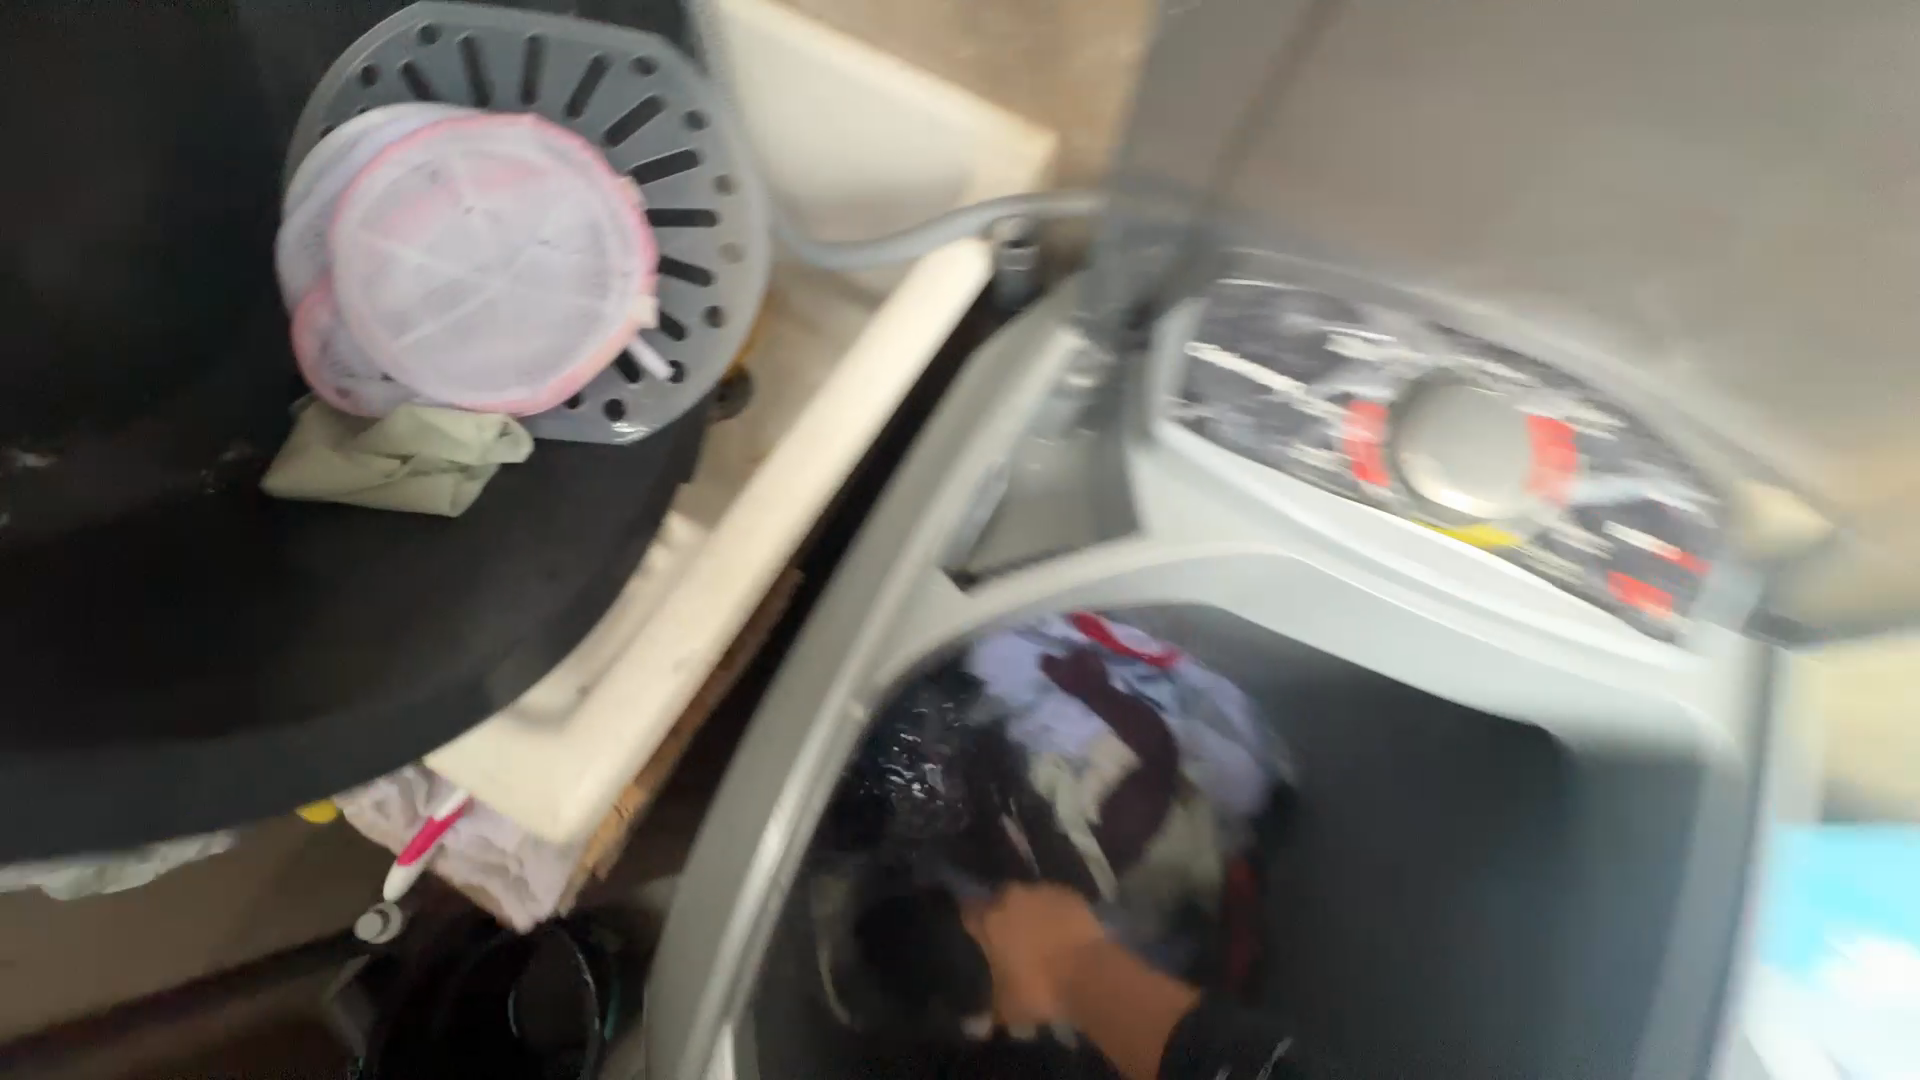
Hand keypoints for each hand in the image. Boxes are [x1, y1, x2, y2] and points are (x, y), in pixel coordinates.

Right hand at [961, 883, 1106, 1026]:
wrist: (1090, 973)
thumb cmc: (1040, 990)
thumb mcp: (1008, 1008)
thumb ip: (990, 1008)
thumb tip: (978, 1024)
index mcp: (990, 919)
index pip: (969, 912)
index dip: (974, 924)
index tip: (979, 938)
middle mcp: (1012, 896)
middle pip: (1001, 900)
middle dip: (1005, 916)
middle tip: (1013, 941)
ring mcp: (1042, 891)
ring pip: (1030, 899)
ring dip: (1032, 913)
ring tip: (1043, 939)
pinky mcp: (1069, 893)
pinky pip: (1055, 901)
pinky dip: (1056, 913)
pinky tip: (1065, 934)